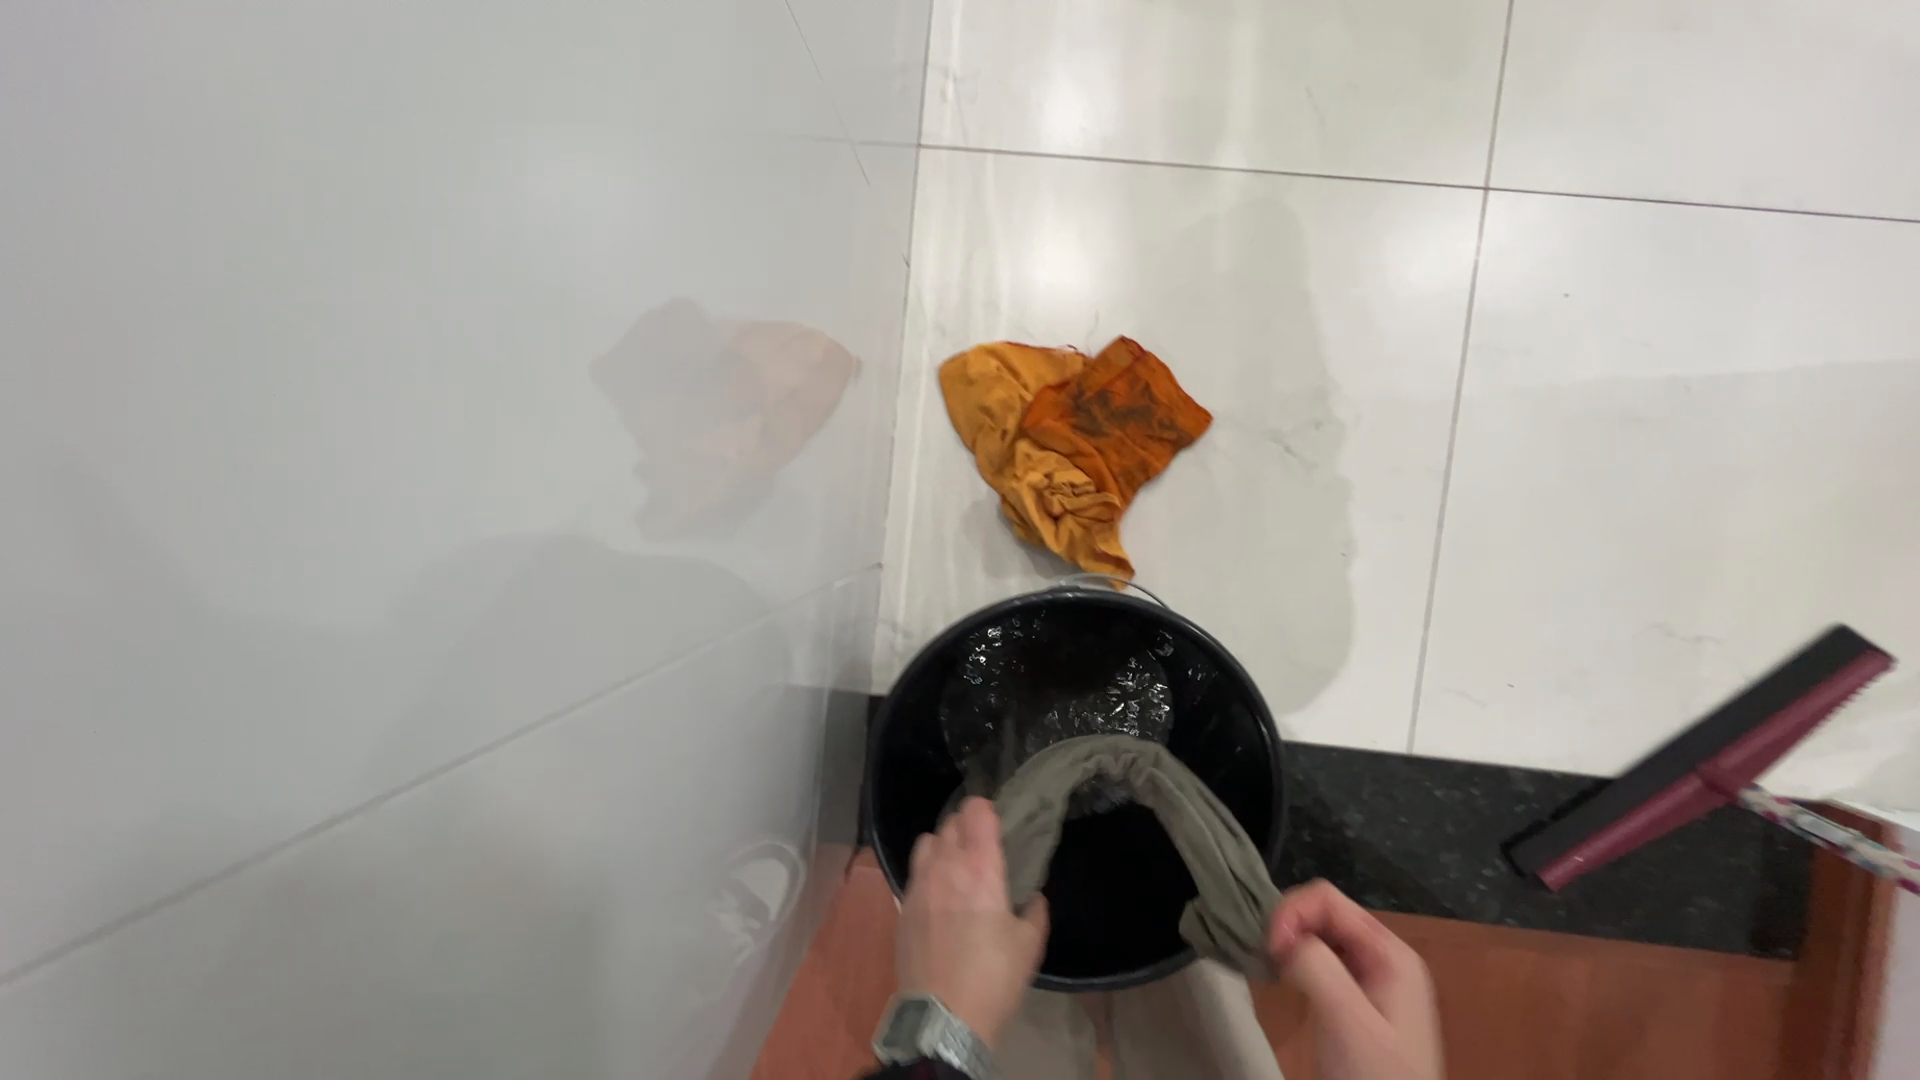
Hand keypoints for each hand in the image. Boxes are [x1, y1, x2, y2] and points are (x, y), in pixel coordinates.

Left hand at [897, 796, 1049, 1049]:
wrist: (943, 1018)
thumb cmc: (994, 977)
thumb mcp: (1030, 945)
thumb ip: (1034, 910)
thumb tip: (1032, 896)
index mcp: (981, 867)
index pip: (976, 811)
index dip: (986, 808)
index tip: (996, 820)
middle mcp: (946, 866)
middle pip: (950, 822)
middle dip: (966, 826)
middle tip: (981, 845)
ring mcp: (919, 884)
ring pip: (927, 842)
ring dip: (942, 844)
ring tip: (956, 865)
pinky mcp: (902, 906)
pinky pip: (914, 872)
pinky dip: (927, 872)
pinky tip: (938, 894)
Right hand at [1267, 880, 1443, 1079]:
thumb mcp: (1349, 1023)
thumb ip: (1318, 966)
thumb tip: (1283, 938)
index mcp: (1390, 953)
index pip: (1328, 900)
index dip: (1291, 912)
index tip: (1268, 947)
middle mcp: (1381, 955)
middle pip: (1322, 911)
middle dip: (1287, 924)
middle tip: (1265, 957)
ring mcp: (1369, 977)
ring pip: (1316, 931)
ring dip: (1287, 940)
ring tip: (1269, 965)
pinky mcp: (1351, 996)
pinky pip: (1316, 957)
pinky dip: (1292, 958)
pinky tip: (1279, 976)